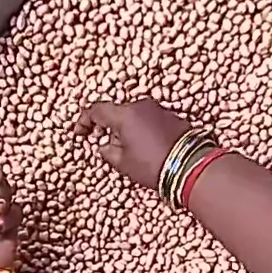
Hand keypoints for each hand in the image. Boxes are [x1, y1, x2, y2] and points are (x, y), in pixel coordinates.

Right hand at [72, 99, 190, 189]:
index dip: (84, 121)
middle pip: (117, 111)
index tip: (80, 133)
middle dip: (108, 126)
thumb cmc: (154, 166)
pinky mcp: (172, 117)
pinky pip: (149, 120)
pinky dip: (141, 130)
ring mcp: (159, 110)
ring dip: (126, 129)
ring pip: (134, 115)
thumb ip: (108, 151)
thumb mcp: (123, 163)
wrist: (191, 167)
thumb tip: (104, 146)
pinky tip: (144, 147)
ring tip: (127, 150)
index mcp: (125, 114)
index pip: (97, 110)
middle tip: (104, 143)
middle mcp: (142, 106)